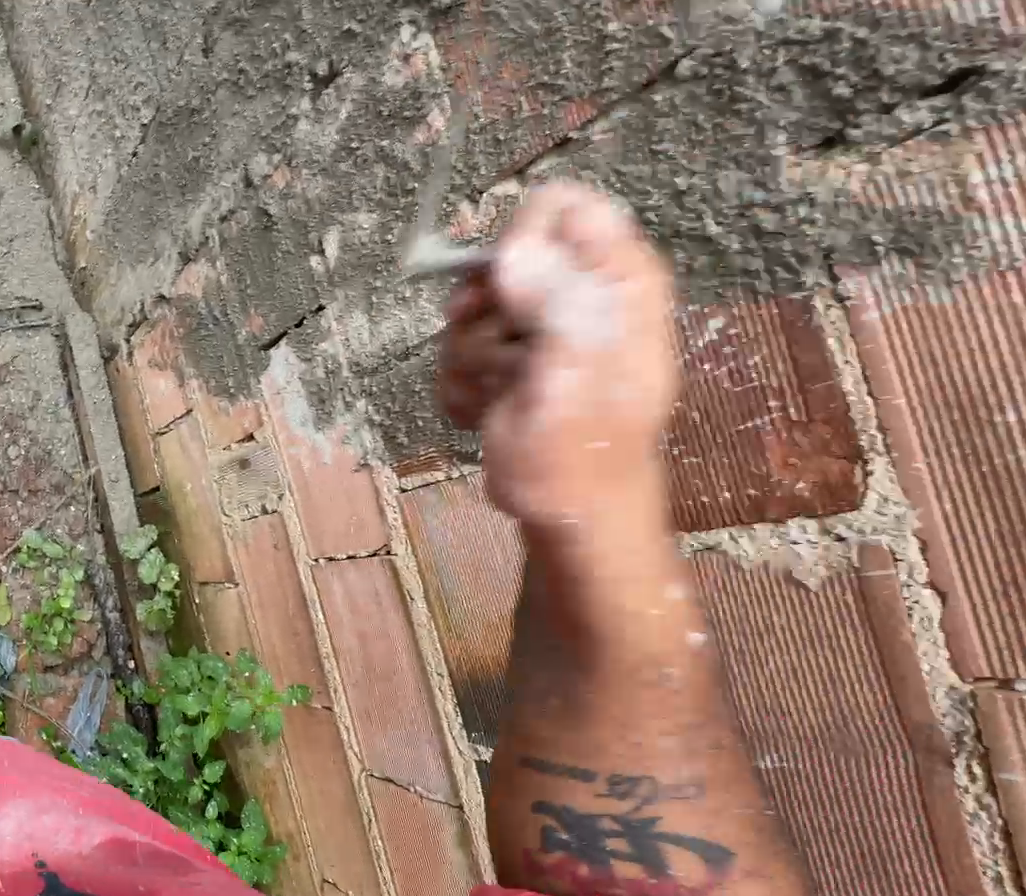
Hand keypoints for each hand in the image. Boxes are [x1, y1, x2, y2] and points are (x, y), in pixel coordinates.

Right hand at [437, 181, 677, 534]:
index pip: (566, 208)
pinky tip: (484, 412)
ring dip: (467, 361)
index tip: (500, 286)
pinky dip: (460, 387)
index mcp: (616, 282)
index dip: (520, 237)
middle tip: (493, 350)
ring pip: (468, 314)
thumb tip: (513, 249)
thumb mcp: (575, 375)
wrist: (566, 510)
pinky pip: (455, 356)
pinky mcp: (504, 366)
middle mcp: (577, 298)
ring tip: (496, 395)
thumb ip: (554, 302)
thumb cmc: (582, 452)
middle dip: (481, 312)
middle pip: (501, 261)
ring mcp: (536, 334)